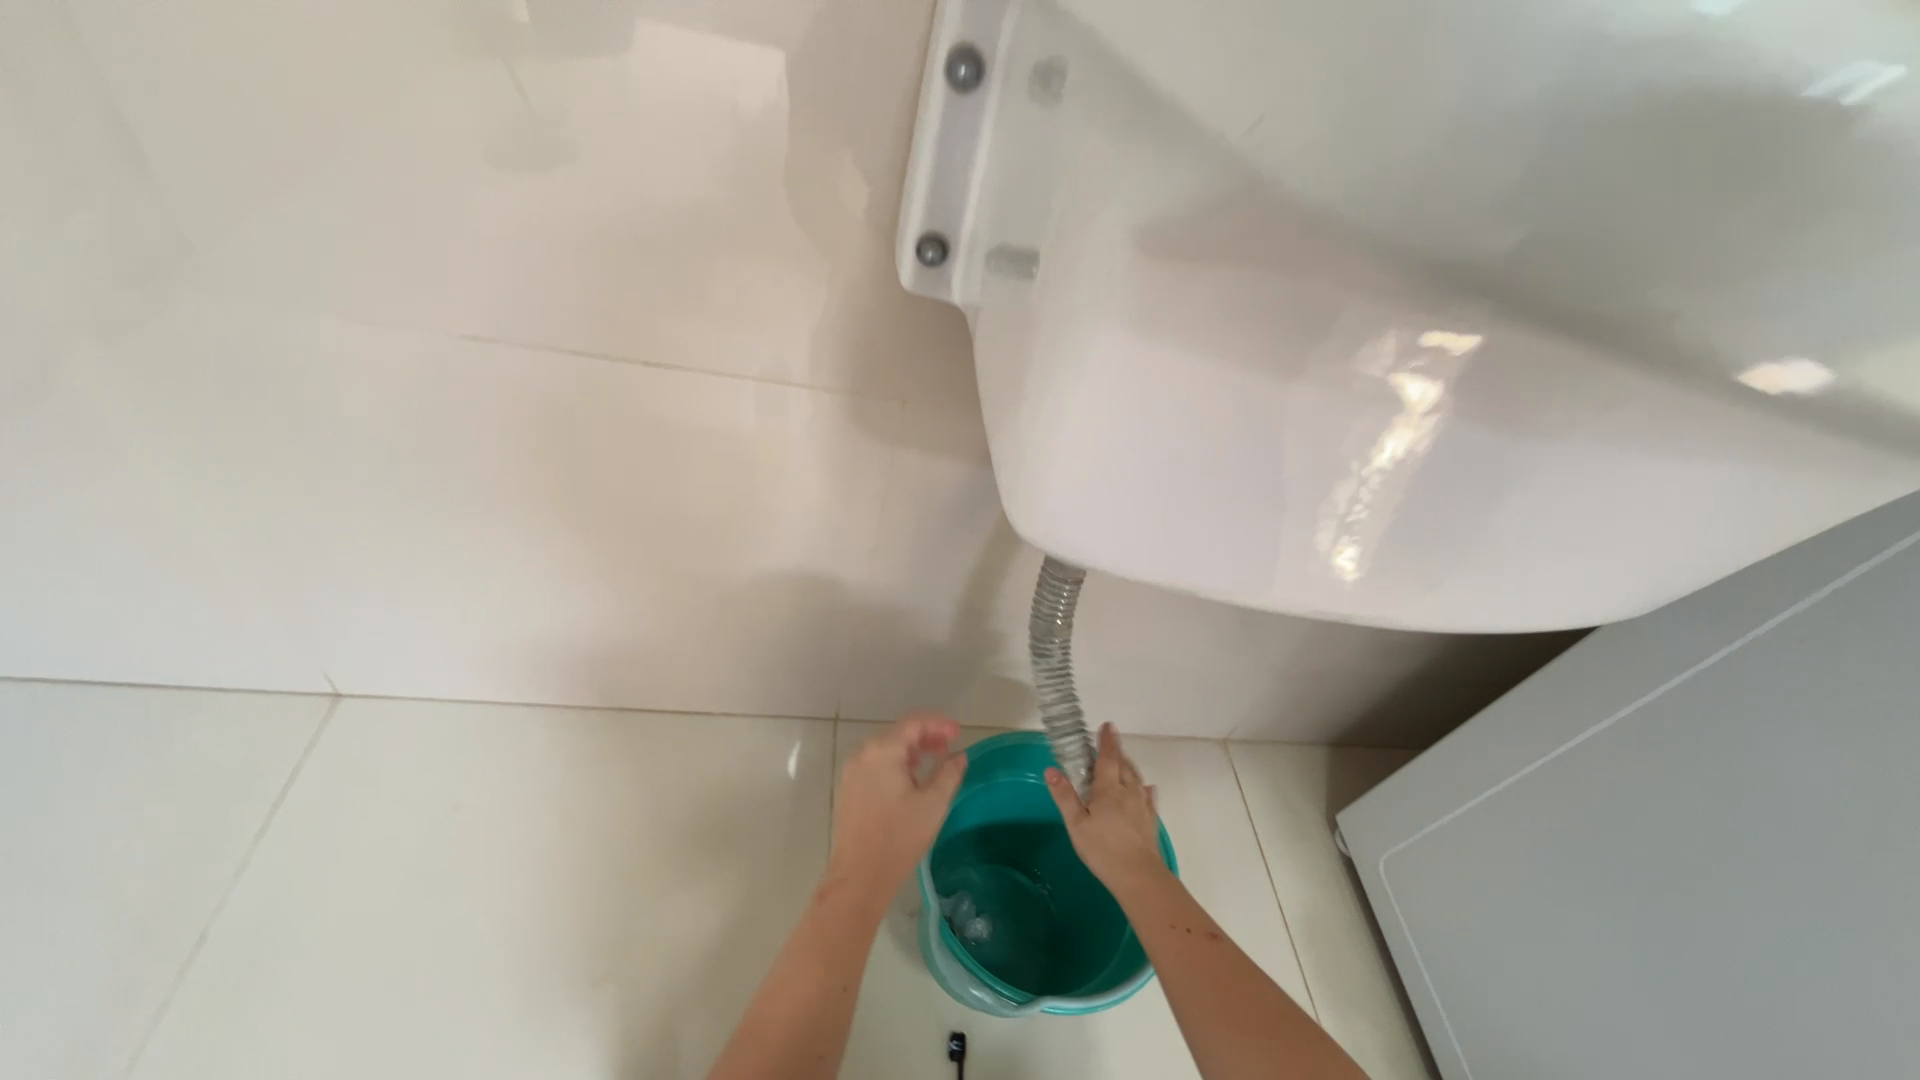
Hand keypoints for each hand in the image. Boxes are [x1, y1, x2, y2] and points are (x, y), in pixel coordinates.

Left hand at [828, 712, 967, 892]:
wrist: (860, 875)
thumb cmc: (899, 837)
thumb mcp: (933, 803)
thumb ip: (949, 772)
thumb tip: (959, 756)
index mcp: (882, 751)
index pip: (914, 723)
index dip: (939, 724)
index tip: (959, 733)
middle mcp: (863, 754)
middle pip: (899, 733)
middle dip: (926, 736)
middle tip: (950, 748)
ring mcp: (852, 771)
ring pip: (887, 748)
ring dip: (912, 750)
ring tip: (934, 762)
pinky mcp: (849, 787)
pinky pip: (876, 763)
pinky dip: (896, 763)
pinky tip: (912, 779)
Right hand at [1046, 722, 1170, 895]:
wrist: (1139, 876)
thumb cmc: (1103, 850)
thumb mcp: (1076, 824)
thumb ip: (1065, 796)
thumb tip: (1051, 770)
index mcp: (1108, 790)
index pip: (1108, 758)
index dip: (1106, 741)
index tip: (1107, 725)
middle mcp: (1128, 792)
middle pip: (1124, 765)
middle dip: (1116, 751)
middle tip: (1109, 742)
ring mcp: (1143, 806)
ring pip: (1136, 778)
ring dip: (1129, 766)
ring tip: (1122, 761)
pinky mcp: (1151, 820)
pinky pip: (1148, 796)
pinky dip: (1144, 788)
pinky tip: (1145, 789)